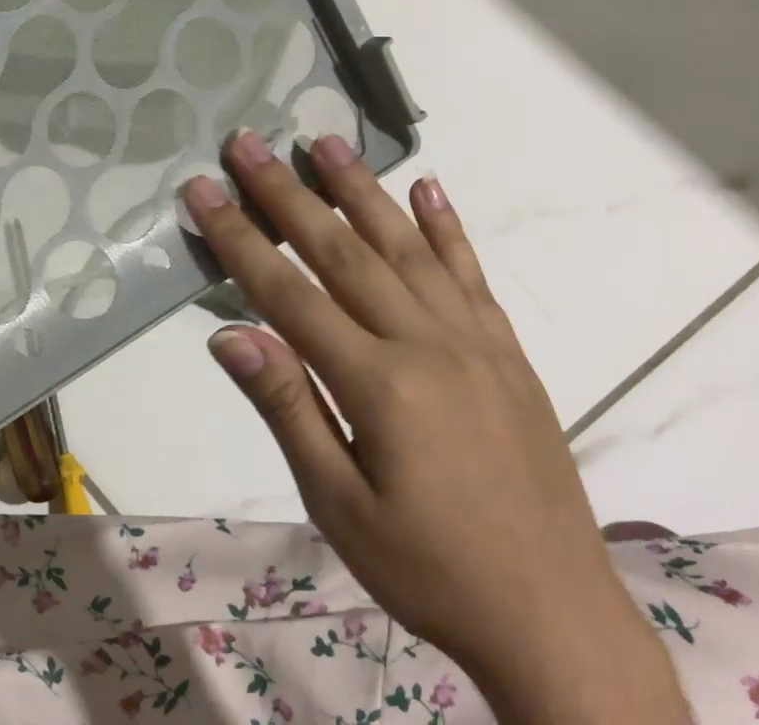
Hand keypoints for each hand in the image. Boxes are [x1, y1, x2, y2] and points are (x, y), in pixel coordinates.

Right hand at [183, 132, 687, 724]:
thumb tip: (228, 335)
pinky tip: (428, 189)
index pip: (290, 293)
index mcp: (380, 383)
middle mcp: (430, 345)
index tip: (204, 190)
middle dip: (289, 194)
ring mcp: (477, 345)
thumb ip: (286, 407)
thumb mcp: (336, 501)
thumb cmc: (425, 566)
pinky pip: (472, 278)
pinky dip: (448, 228)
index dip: (240, 238)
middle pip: (345, 253)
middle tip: (249, 141)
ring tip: (325, 141)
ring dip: (362, 190)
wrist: (554, 617)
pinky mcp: (508, 357)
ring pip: (408, 249)